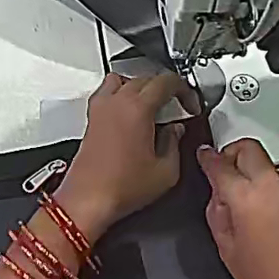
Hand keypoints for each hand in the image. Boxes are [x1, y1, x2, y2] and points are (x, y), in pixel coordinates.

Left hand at [54, 73, 192, 240]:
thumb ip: (175, 143)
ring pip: (123, 80)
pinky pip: (107, 93)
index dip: (185, 90)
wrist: (88, 199)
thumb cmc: (119, 186)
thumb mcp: (166, 171)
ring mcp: (100, 109)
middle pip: (145, 78)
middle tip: (176, 108)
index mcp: (138, 108)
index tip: (189, 104)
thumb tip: (175, 132)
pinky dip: (121, 96)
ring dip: (140, 88)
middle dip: (165, 89)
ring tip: (153, 107)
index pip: (166, 81)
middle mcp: (116, 102)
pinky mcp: (91, 119)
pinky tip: (130, 115)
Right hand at [198, 139, 278, 278]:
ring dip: (247, 170)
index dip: (206, 157)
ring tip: (237, 201)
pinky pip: (275, 181)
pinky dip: (261, 186)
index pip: (219, 163)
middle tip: (218, 169)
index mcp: (246, 196)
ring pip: (263, 163)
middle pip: (247, 147)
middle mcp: (271, 187)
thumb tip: (216, 199)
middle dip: (229, 152)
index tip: (202, 156)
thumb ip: (216, 215)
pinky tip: (254, 213)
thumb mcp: (227, 250)